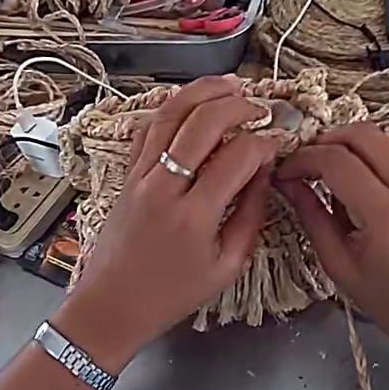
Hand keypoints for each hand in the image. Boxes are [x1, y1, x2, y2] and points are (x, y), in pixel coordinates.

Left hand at [51, 76, 274, 372]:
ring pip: (169, 115)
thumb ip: (250, 214)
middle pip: (202, 123)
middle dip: (238, 106)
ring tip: (230, 84)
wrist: (111, 305)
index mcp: (194, 216)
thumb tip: (265, 171)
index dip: (264, 143)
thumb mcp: (227, 266)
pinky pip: (147, 129)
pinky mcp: (125, 174)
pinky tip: (190, 104)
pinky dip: (170, 109)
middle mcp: (163, 188)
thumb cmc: (172, 294)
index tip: (277, 144)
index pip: (238, 157)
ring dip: (202, 92)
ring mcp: (139, 176)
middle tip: (259, 108)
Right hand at [274, 123, 388, 352]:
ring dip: (345, 147)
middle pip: (363, 135)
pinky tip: (348, 189)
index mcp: (387, 214)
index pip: (338, 162)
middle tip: (301, 161)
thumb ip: (312, 216)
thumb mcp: (338, 263)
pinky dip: (363, 162)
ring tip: (321, 173)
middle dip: (325, 139)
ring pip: (379, 142)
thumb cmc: (387, 301)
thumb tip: (286, 182)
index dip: (303, 159)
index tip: (283, 173)